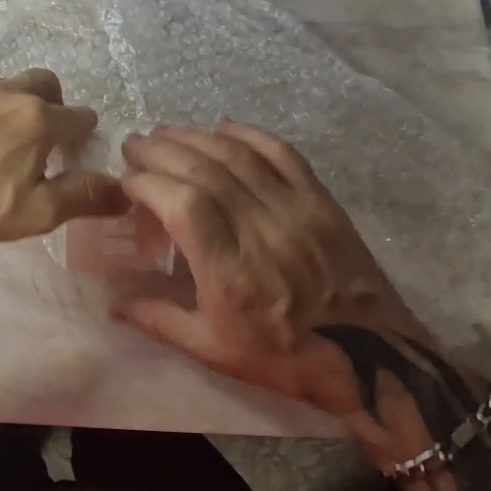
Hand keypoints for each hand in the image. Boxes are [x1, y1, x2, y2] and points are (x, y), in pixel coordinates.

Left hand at [0, 69, 128, 254]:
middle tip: (45, 136)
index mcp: (36, 118)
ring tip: (3, 140)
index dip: (83, 134)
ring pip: (2, 87)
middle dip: (53, 103)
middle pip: (42, 83)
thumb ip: (84, 196)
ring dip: (13, 106)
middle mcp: (3, 93)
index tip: (78, 149)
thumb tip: (122, 189)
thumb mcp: (38, 212)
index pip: (79, 116)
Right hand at [109, 121, 434, 419]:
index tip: (125, 183)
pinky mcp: (322, 203)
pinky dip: (247, 134)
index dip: (146, 184)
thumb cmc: (286, 358)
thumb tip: (111, 302)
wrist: (379, 362)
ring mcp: (297, 213)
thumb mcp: (211, 350)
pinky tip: (220, 128)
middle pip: (202, 170)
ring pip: (237, 155)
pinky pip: (282, 154)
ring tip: (163, 134)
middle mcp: (262, 233)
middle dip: (159, 151)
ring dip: (193, 137)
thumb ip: (157, 320)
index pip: (182, 204)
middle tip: (132, 147)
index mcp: (230, 273)